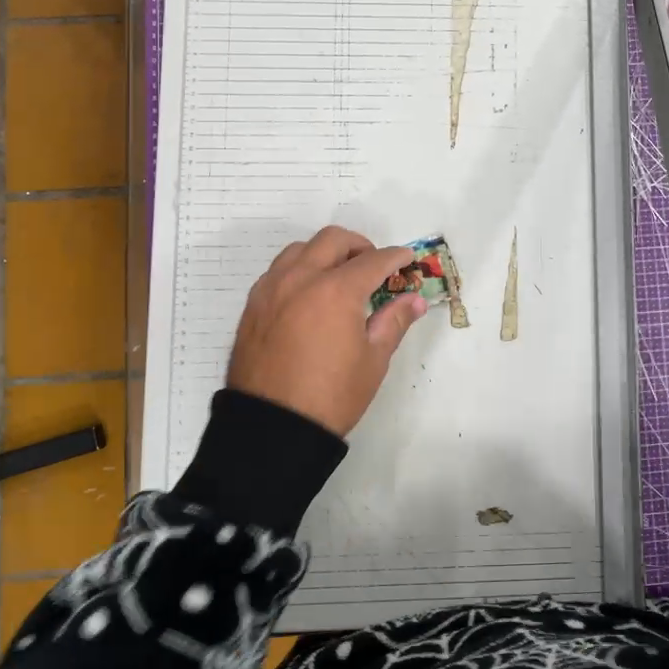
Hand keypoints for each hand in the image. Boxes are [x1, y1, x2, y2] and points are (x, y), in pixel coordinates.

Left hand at [227, 226, 427, 436]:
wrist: (272, 428)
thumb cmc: (331, 396)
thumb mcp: (373, 360)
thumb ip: (394, 322)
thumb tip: (415, 300)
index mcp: (336, 291)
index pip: (373, 261)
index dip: (395, 257)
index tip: (407, 260)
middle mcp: (301, 279)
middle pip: (334, 240)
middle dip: (360, 246)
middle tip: (374, 267)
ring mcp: (272, 289)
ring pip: (301, 249)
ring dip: (325, 253)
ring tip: (339, 277)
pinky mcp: (253, 305)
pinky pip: (278, 270)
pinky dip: (299, 270)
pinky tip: (310, 294)